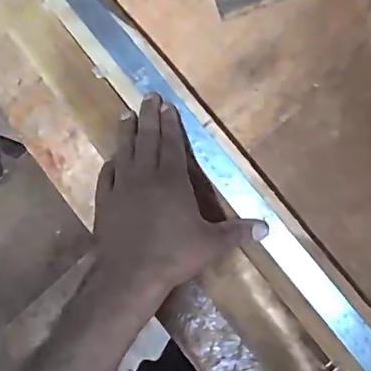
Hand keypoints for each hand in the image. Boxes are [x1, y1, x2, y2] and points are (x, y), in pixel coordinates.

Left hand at [91, 93, 266, 302]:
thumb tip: (266, 229)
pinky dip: (110, 164)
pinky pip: (106, 176)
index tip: (167, 105)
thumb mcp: (211, 244)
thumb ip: (237, 233)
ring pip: (124, 151)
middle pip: (147, 139)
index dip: (170, 123)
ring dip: (126, 132)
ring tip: (126, 115)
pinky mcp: (104, 202)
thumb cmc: (174, 255)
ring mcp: (121, 187)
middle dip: (149, 117)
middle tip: (148, 96)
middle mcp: (145, 176)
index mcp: (172, 180)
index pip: (172, 144)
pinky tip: (111, 159)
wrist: (129, 274)